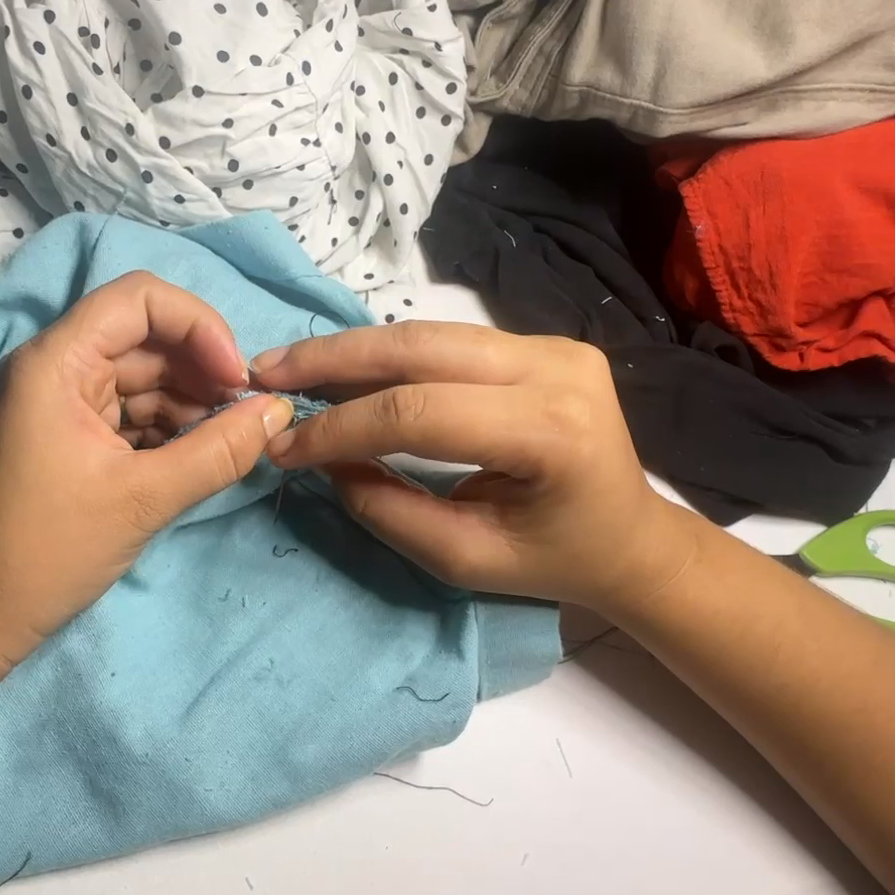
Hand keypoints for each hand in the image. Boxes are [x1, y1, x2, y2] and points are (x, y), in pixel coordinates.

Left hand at [0, 271, 293, 665]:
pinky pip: (129, 409)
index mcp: (54, 363)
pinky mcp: (68, 432)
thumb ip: (219, 451)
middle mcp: (53, 367)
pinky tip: (198, 453)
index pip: (137, 299)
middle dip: (200, 369)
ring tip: (225, 440)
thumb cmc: (52, 551)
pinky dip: (168, 426)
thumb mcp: (145, 499)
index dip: (198, 326)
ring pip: (142, 375)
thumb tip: (278, 411)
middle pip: (143, 337)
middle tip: (244, 414)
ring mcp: (58, 400)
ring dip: (190, 401)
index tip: (236, 378)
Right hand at [252, 321, 694, 613]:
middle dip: (332, 361)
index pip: (419, 412)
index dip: (340, 427)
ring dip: (350, 351)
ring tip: (288, 365)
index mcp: (550, 432)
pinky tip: (341, 368)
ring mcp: (552, 344)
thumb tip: (326, 459)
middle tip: (264, 372)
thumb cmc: (554, 561)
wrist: (630, 536)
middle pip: (419, 348)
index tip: (282, 447)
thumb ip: (388, 509)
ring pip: (426, 333)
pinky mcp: (538, 341)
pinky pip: (444, 341)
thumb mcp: (464, 559)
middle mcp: (555, 368)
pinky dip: (385, 356)